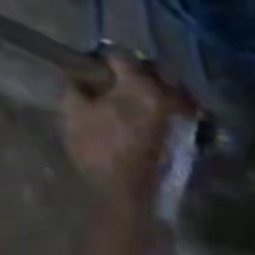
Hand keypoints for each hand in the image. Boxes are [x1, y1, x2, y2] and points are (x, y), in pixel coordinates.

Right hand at [62, 54, 189, 203]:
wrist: (123, 197)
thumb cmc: (96, 147)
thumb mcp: (73, 109)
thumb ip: (73, 84)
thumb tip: (74, 71)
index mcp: (141, 88)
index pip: (120, 57)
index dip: (100, 58)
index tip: (87, 66)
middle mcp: (166, 99)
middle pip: (151, 70)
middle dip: (131, 69)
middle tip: (108, 76)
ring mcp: (178, 121)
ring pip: (165, 90)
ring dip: (146, 87)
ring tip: (122, 94)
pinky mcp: (181, 139)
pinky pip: (170, 110)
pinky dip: (155, 106)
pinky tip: (135, 114)